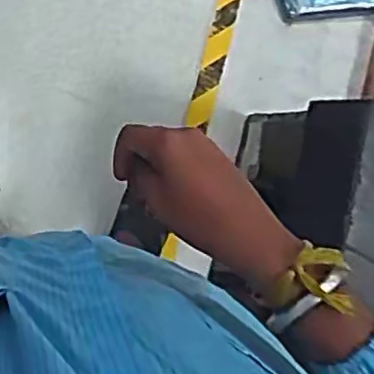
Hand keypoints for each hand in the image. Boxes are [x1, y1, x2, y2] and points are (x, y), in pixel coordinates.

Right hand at [112, 124, 302, 291]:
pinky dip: (177, 164)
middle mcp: (186, 135)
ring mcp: (205, 144)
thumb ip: (137, 175)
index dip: (120, 155)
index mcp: (165, 140)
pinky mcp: (219, 156)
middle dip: (139, 157)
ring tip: (159, 189)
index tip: (122, 174)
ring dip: (159, 161)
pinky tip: (181, 190)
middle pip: (149, 137)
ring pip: (169, 145)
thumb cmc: (204, 220)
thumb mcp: (155, 200)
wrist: (253, 238)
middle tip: (136, 182)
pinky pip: (187, 152)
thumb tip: (137, 168)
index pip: (129, 136)